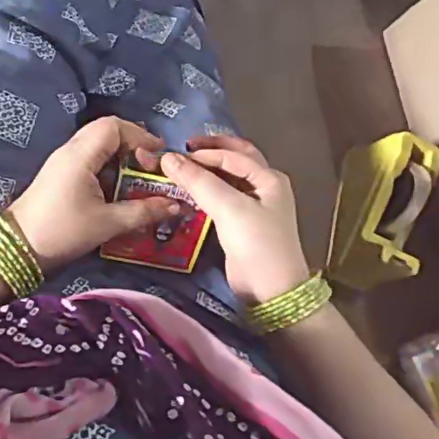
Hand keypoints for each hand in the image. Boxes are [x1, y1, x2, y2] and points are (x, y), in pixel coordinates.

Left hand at [7, 117, 181, 272]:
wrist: (18, 246)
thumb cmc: (62, 231)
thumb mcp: (107, 223)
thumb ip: (143, 212)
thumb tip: (175, 205)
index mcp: (80, 155)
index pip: (114, 126)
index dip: (140, 136)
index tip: (157, 158)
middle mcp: (70, 151)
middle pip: (106, 132)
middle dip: (133, 145)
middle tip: (151, 167)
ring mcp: (62, 162)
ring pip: (97, 146)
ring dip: (121, 158)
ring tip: (139, 180)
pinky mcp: (59, 176)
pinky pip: (89, 160)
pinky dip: (108, 168)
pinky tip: (118, 190)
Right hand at [158, 134, 311, 303]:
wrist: (271, 289)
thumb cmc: (256, 243)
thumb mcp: (229, 208)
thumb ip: (199, 181)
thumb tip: (168, 157)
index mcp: (268, 178)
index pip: (232, 155)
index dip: (203, 153)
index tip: (173, 155)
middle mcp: (264, 187)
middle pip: (235, 159)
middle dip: (210, 151)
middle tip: (183, 149)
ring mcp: (255, 206)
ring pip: (228, 178)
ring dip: (207, 170)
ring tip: (182, 169)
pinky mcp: (242, 224)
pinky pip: (223, 197)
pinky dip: (207, 190)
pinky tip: (190, 192)